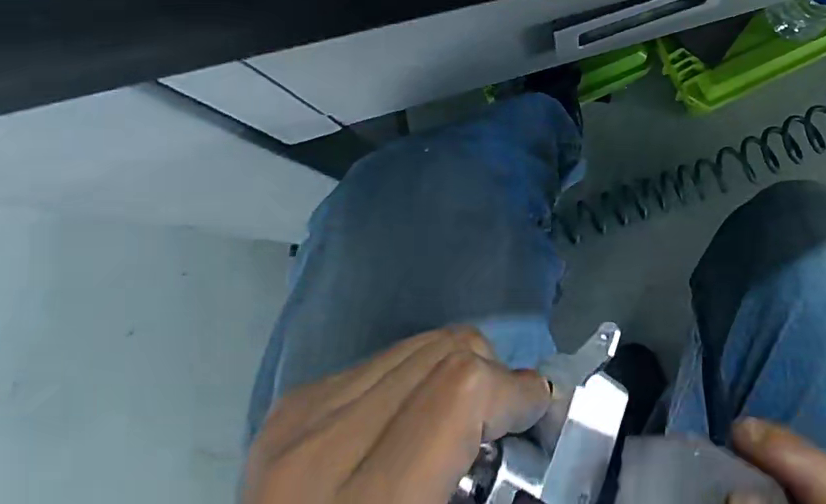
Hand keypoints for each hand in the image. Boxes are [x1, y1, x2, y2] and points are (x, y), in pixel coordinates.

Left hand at [243, 326, 552, 503]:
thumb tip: (539, 404)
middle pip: (446, 349)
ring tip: (451, 425)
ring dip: (454, 372)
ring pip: (420, 342)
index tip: (532, 417)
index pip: (460, 388)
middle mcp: (320, 453)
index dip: (514, 391)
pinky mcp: (286, 410)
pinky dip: (415, 379)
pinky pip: (383, 358)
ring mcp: (297, 423)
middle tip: (495, 427)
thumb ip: (499, 484)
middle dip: (491, 376)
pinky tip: (406, 426)